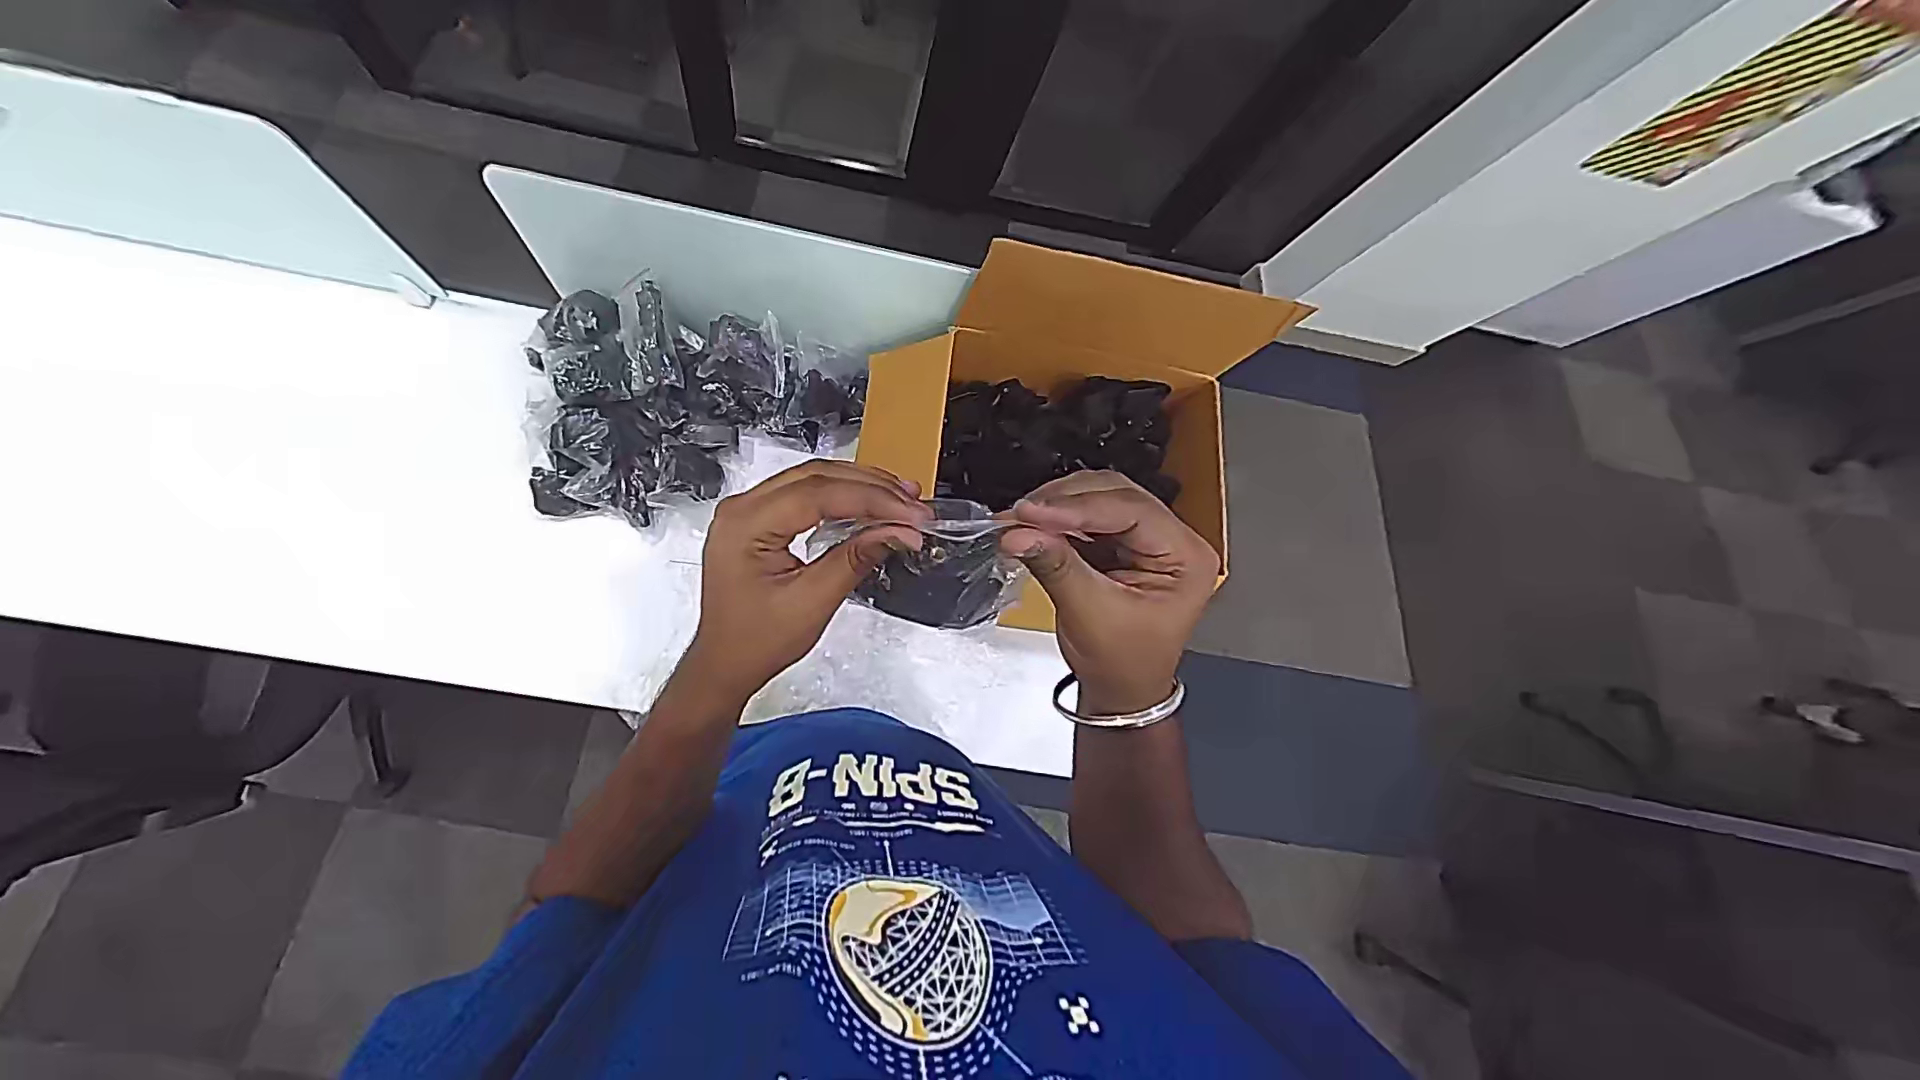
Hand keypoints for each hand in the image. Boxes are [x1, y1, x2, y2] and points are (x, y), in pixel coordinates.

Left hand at [684, 461, 930, 701]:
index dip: (872, 500)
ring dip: (861, 486)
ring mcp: (749, 510)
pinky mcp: (762, 518)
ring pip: (814, 478)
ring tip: (902, 498)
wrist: (726, 661)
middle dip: (872, 487)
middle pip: (817, 476)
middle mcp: (742, 507)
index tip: (911, 513)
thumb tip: (898, 531)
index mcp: (746, 525)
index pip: (819, 494)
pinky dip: (843, 496)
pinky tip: (871, 504)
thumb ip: (855, 559)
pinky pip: (807, 493)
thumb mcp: (813, 602)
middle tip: (914, 504)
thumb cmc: (757, 641)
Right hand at [999, 471, 1218, 713]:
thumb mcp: (1089, 615)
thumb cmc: (1123, 664)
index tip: (1031, 512)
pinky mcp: (1120, 545)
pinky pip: (1085, 520)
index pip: (1131, 510)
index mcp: (1186, 557)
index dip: (1076, 507)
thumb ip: (1056, 566)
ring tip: (1020, 522)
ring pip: (1097, 500)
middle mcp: (1172, 540)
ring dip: (1056, 508)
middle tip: (1021, 515)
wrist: (1121, 690)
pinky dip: (1056, 522)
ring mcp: (1145, 541)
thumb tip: (1019, 533)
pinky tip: (1031, 528)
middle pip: (1115, 495)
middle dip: (1064, 503)